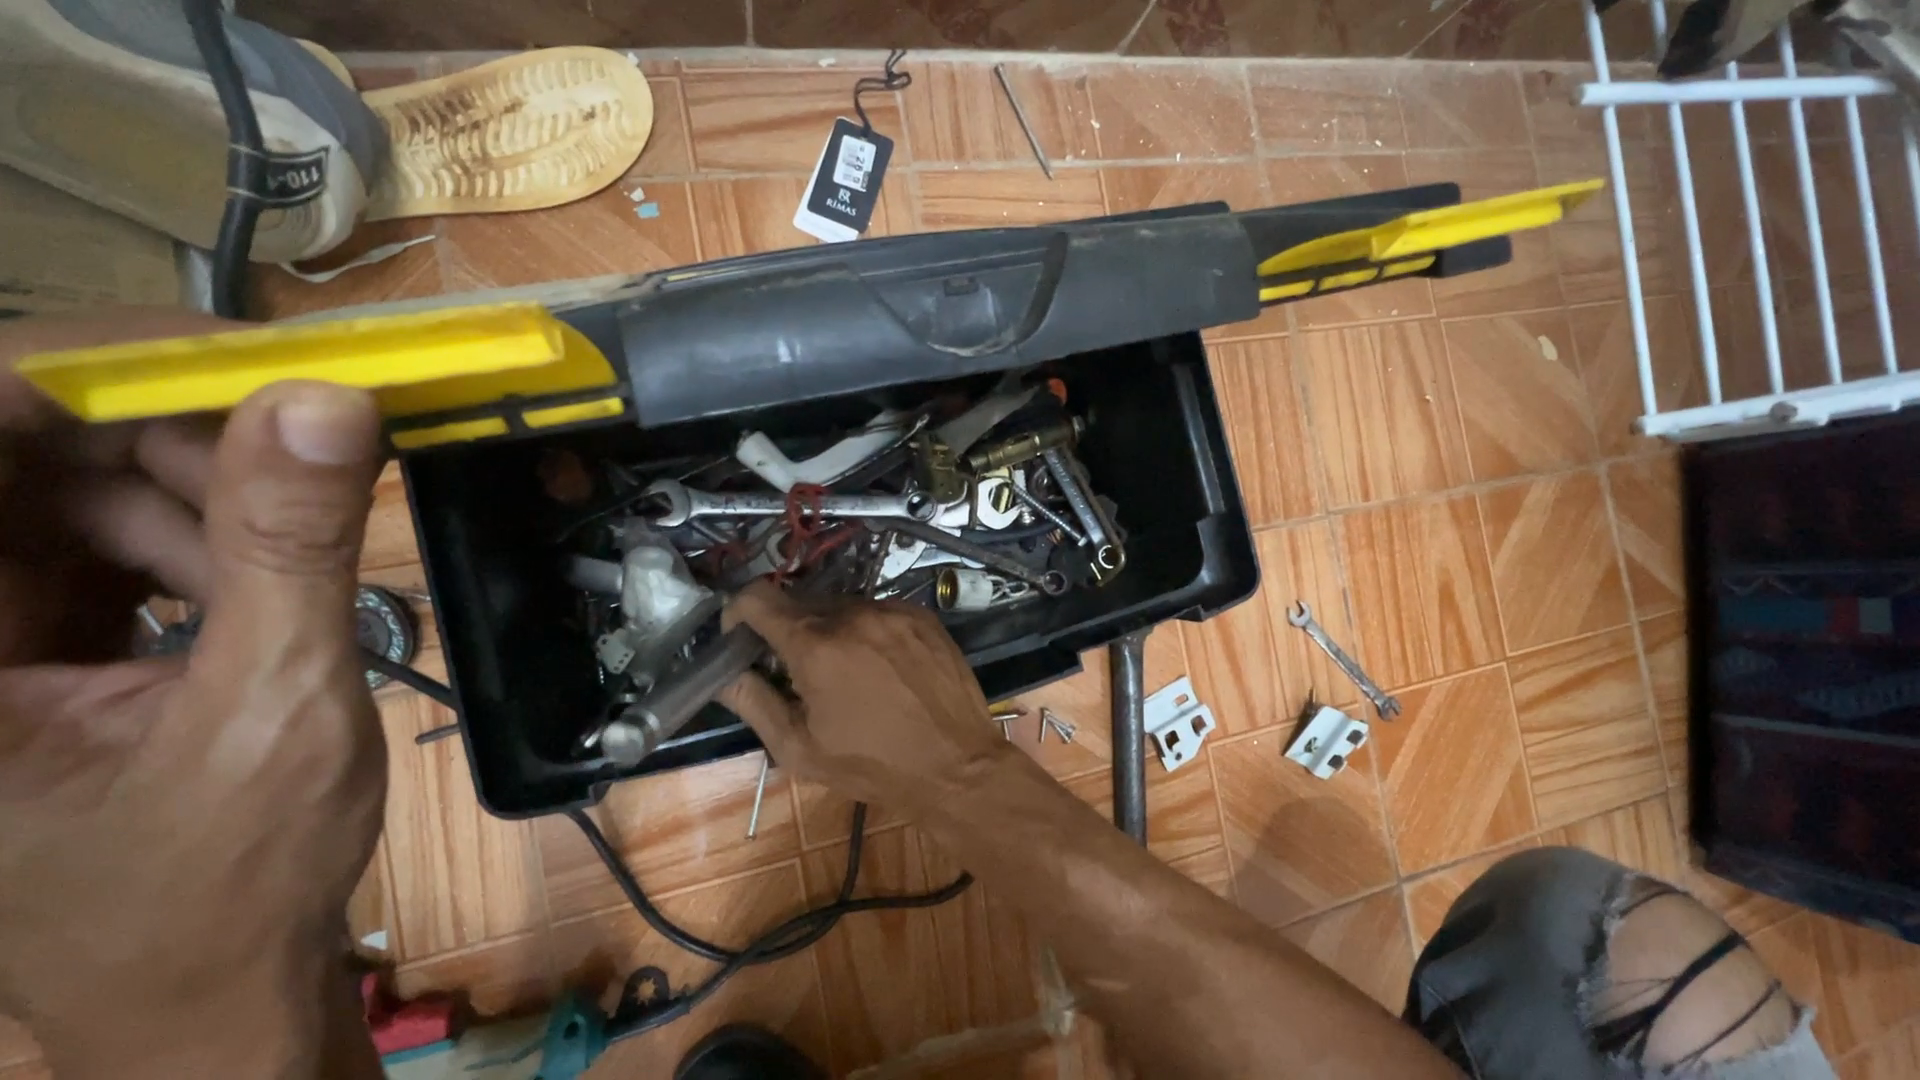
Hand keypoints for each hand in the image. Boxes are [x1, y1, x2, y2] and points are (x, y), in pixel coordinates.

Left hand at [0, 312, 386, 1077]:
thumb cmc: (232, 876)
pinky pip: (87, 538)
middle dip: (167, 440)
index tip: (255, 366)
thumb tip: (329, 398)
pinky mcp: (20, 644)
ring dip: (191, 493)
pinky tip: (253, 586)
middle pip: (11, 452)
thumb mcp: (275, 705)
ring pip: (56, 486)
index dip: (89, 370)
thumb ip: (291, 549)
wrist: (215, 983)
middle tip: (305, 466)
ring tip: (287, 557)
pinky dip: (187, 536)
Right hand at [719, 580, 1012, 813]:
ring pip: (840, 606)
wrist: (957, 765)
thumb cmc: (872, 765)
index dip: (738, 613)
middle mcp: (853, 615)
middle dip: (786, 630)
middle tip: (794, 670)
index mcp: (815, 645)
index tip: (741, 639)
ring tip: (843, 673)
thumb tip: (724, 673)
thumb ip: (753, 702)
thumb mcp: (799, 749)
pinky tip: (879, 667)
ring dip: (828, 630)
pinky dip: (866, 631)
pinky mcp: (921, 615)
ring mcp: (892, 610)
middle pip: (799, 602)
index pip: (757, 597)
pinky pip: (877, 611)